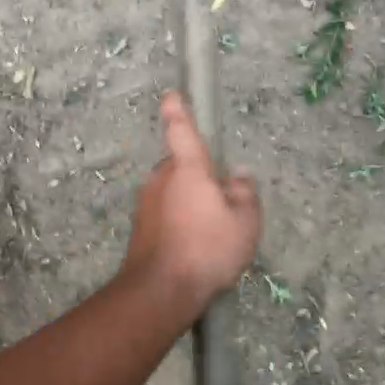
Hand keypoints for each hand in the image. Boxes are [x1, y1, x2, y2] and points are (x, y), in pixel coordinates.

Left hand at [121, 93, 261, 308]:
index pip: (180, 130)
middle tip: (223, 201)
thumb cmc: (208, 248)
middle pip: (180, 165)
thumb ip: (244, 194)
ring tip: (212, 231)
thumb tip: (239, 175)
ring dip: (188, 201)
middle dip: (198, 175)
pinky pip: (164, 212)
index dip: (177, 110)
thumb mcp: (244, 222)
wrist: (161, 288)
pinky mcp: (140, 225)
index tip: (172, 95)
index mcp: (186, 168)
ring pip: (172, 190)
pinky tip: (194, 246)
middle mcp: (160, 178)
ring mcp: (146, 202)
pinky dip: (178, 220)